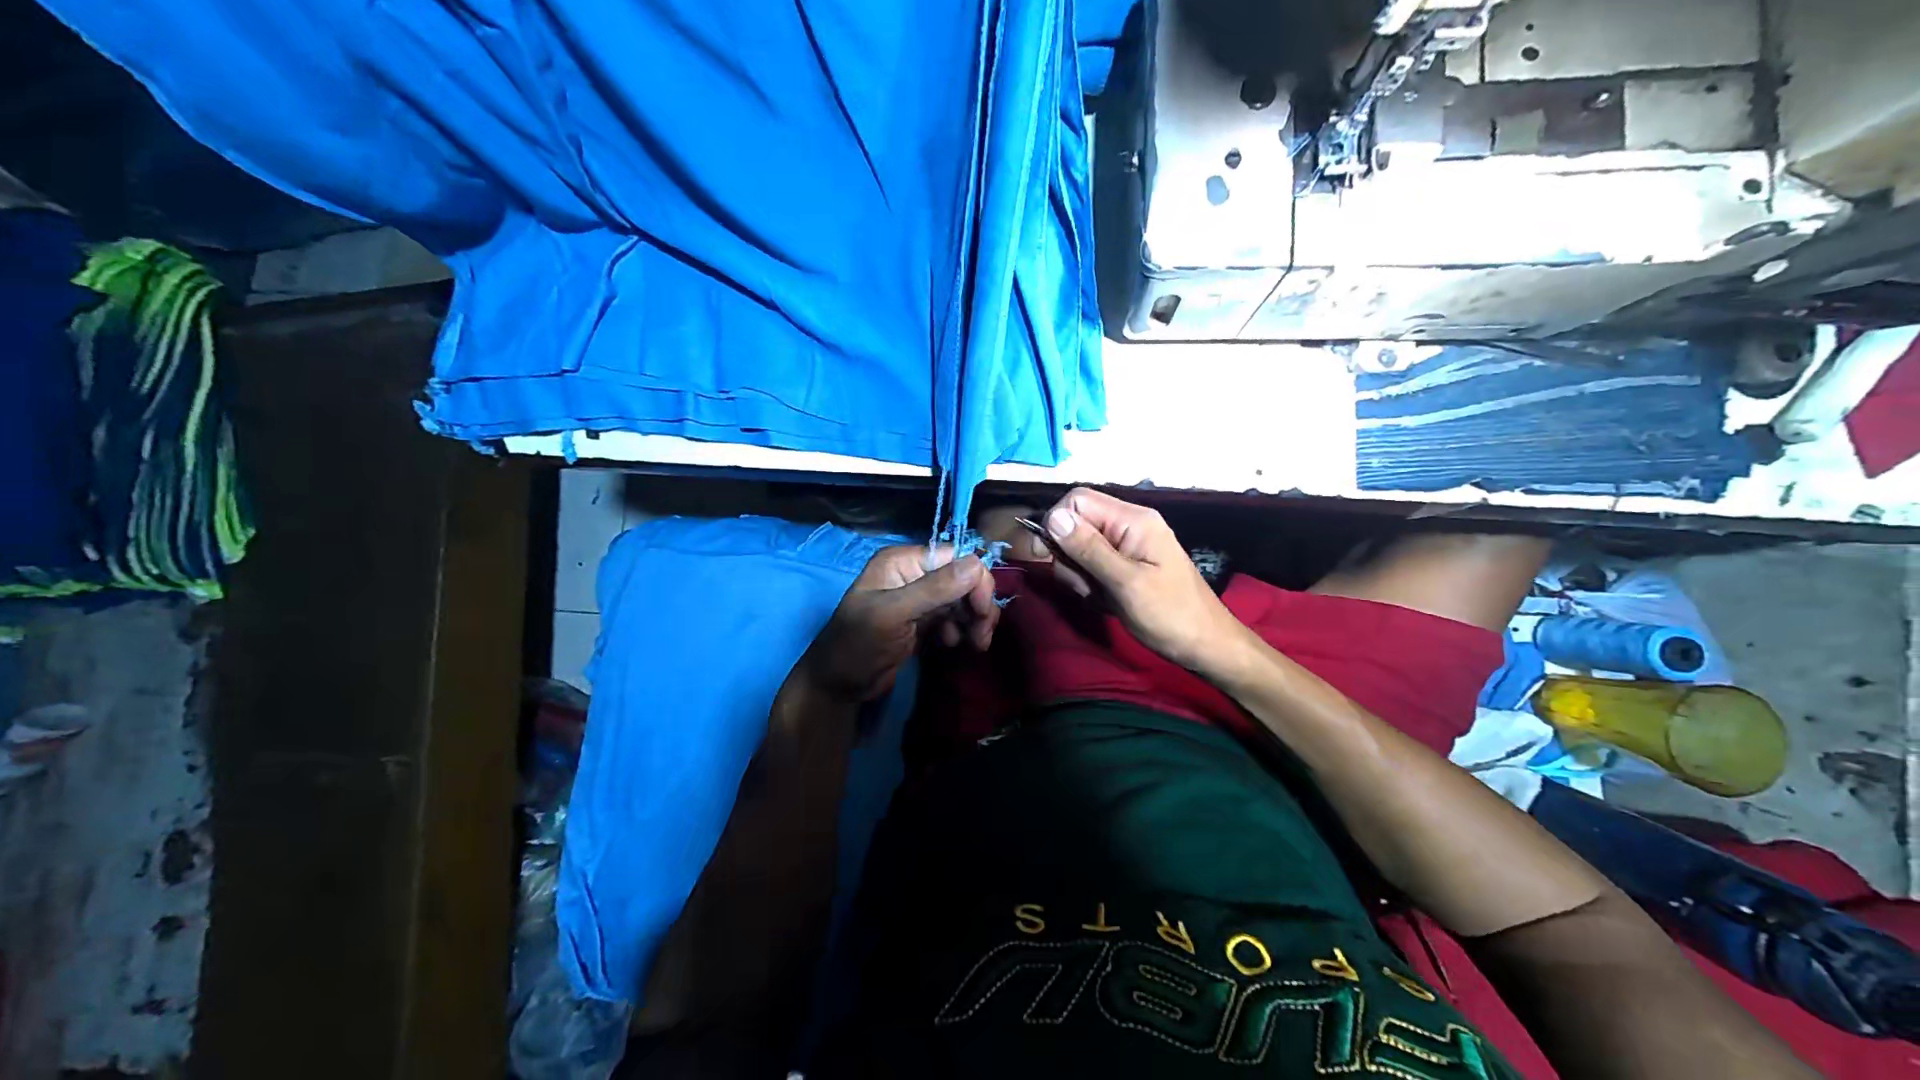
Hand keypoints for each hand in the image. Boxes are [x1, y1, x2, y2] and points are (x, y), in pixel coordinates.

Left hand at [798, 545, 998, 702]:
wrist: (838, 686)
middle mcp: (912, 574)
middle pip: (963, 578)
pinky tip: (954, 644)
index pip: (954, 557)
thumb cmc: (858, 644)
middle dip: (978, 604)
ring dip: (974, 619)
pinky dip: (962, 629)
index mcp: (902, 562)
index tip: (982, 610)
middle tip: (982, 635)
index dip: (975, 580)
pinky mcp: (923, 622)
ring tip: (976, 644)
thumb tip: (977, 564)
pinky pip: (953, 617)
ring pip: (962, 600)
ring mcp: (918, 599)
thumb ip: (934, 589)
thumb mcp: (893, 614)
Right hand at [1038, 488, 1246, 671]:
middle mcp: (1128, 526)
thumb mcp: (1126, 583)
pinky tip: (1107, 602)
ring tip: (1102, 598)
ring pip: (1079, 550)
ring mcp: (1127, 547)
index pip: (1077, 500)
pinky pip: (1091, 567)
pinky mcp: (1124, 567)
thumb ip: (1089, 548)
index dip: (1055, 523)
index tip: (1046, 555)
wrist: (1206, 646)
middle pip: (1075, 525)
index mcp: (1133, 520)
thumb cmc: (1171, 615)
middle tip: (1086, 586)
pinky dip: (1091, 586)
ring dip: (1079, 576)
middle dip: (1069, 558)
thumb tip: (1053, 517)